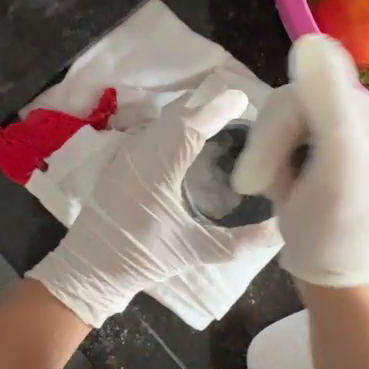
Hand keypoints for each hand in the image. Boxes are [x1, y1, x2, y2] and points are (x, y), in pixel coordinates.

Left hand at [29, 81, 281, 327]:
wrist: (88, 269)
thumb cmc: (140, 258)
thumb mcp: (193, 252)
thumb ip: (239, 242)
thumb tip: (279, 232)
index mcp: (157, 168)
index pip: (190, 125)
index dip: (216, 109)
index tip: (242, 99)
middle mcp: (139, 152)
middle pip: (175, 115)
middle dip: (206, 106)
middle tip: (238, 108)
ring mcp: (125, 155)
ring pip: (160, 121)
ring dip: (188, 115)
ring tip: (218, 120)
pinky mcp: (118, 163)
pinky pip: (149, 132)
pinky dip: (171, 127)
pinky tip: (188, 140)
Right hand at [231, 34, 368, 287]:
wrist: (328, 275)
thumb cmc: (336, 226)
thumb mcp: (338, 162)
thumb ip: (328, 101)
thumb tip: (309, 38)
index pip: (310, 90)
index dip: (280, 127)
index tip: (266, 170)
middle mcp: (361, 117)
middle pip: (293, 101)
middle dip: (271, 144)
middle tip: (256, 183)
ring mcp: (336, 133)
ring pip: (279, 116)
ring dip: (265, 153)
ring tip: (268, 187)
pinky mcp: (315, 149)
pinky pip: (277, 133)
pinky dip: (267, 158)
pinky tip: (276, 184)